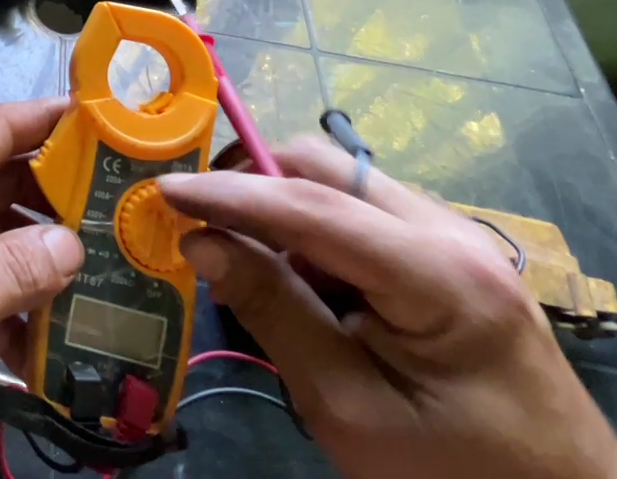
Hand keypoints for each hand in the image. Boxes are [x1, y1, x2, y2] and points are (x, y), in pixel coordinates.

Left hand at [0, 98, 84, 476]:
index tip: (120, 125)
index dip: (57, 120)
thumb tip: (74, 243)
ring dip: (53, 256)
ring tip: (119, 276)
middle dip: (71, 196)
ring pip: (7, 234)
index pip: (1, 129)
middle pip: (13, 182)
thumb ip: (10, 273)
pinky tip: (63, 336)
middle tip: (137, 217)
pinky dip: (24, 302)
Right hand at [159, 137, 616, 478]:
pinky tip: (299, 281)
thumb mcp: (348, 406)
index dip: (229, 192)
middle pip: (325, 167)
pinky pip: (357, 212)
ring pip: (337, 181)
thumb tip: (200, 242)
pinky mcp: (445, 252)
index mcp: (441, 274)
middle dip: (252, 182)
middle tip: (199, 222)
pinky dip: (308, 229)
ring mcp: (453, 237)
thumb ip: (274, 312)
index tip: (164, 189)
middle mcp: (451, 231)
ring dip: (278, 207)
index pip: (311, 206)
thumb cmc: (452, 474)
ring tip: (247, 264)